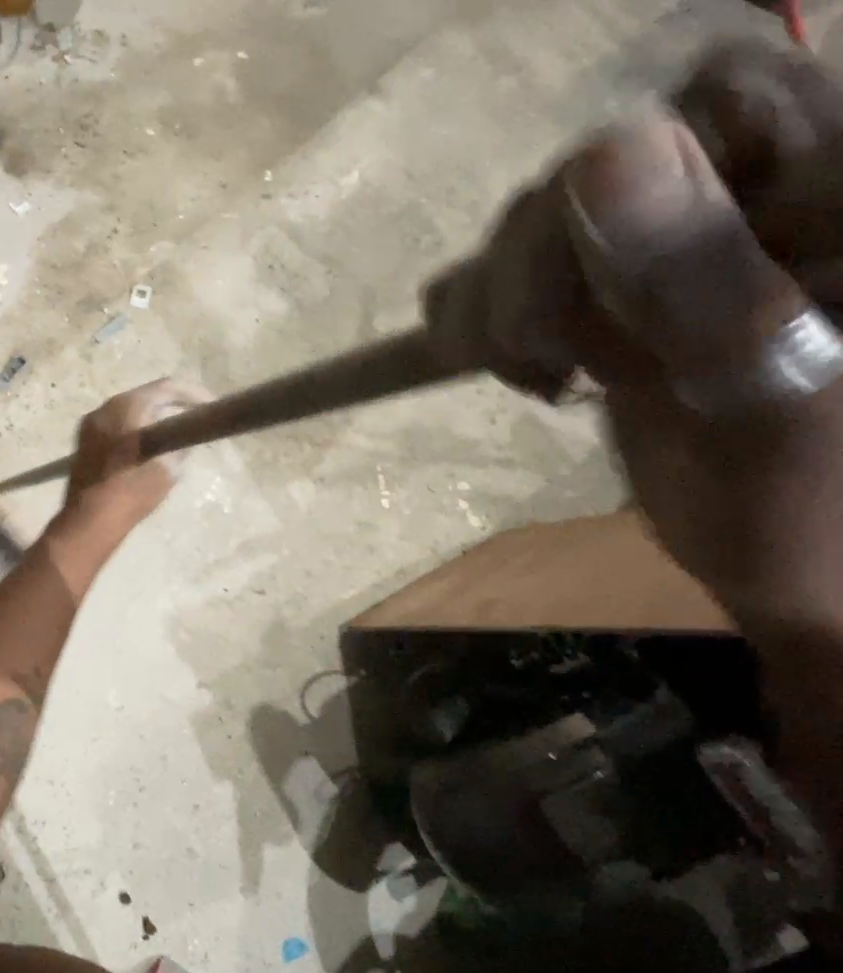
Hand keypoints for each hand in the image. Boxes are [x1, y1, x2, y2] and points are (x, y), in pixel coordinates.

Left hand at [59, 378, 200, 534]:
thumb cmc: (132, 491)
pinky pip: (114, 425)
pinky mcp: (83, 441)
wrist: (88, 520)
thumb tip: (184, 437)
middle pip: (145, 396)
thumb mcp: (169, 467)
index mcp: (127, 407)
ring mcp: (90, 424)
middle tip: (193, 416)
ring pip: (128, 410)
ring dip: (151, 417)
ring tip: (173, 431)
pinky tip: (146, 444)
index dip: (193, 395)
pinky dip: (133, 428)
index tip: (210, 406)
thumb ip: (181, 443)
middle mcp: (105, 407)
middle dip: (171, 404)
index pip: (167, 388)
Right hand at [425, 41, 842, 634]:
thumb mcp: (766, 397)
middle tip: (553, 358)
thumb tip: (601, 148)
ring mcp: (662, 255)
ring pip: (529, 224)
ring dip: (499, 305)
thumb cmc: (819, 505)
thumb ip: (693, 274)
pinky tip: (510, 370)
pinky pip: (495, 276)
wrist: (807, 566)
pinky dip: (472, 322)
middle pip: (589, 168)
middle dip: (539, 267)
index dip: (632, 172)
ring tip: (537, 376)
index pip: (712, 99)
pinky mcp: (602, 301)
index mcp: (833, 188)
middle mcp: (746, 199)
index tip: (605, 280)